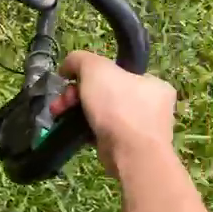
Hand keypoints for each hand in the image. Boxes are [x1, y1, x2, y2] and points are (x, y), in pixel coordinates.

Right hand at [50, 50, 176, 178]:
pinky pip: (101, 128)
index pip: (116, 72)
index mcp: (153, 83)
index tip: (72, 81)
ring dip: (75, 109)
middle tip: (63, 101)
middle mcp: (151, 104)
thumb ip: (80, 59)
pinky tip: (72, 127)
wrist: (131, 152)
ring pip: (99, 110)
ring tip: (59, 114)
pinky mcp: (129, 144)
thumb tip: (68, 67)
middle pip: (102, 90)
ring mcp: (141, 126)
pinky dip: (84, 126)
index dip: (89, 74)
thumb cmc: (118, 106)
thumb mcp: (95, 68)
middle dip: (76, 94)